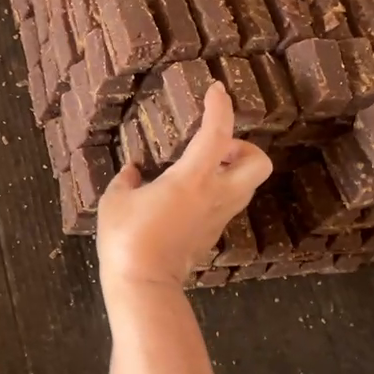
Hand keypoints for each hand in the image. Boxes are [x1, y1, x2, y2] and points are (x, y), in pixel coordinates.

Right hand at [96, 80, 271, 298]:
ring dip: (231, 172)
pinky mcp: (211, 235)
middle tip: (215, 151)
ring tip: (200, 172)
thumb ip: (126, 180)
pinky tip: (185, 199)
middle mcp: (215, 195)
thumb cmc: (126, 237)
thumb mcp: (115, 201)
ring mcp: (217, 217)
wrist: (143, 283)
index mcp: (192, 178)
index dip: (219, 107)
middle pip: (258, 162)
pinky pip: (226, 205)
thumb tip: (133, 171)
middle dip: (243, 149)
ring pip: (246, 185)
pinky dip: (215, 194)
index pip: (217, 133)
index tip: (216, 90)